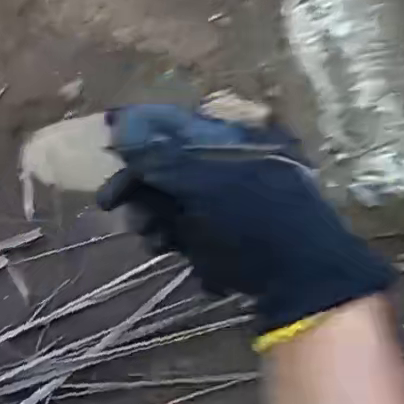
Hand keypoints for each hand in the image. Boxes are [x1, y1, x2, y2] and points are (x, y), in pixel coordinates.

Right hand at [95, 104, 392, 331]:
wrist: (296, 278)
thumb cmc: (257, 222)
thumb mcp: (207, 183)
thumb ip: (162, 156)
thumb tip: (122, 124)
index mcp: (232, 139)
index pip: (172, 125)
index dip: (136, 135)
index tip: (107, 149)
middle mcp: (223, 162)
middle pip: (161, 162)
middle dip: (136, 186)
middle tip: (109, 204)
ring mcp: (217, 197)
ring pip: (161, 196)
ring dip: (145, 215)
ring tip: (149, 234)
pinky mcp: (211, 227)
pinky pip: (172, 222)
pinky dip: (161, 233)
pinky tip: (162, 245)